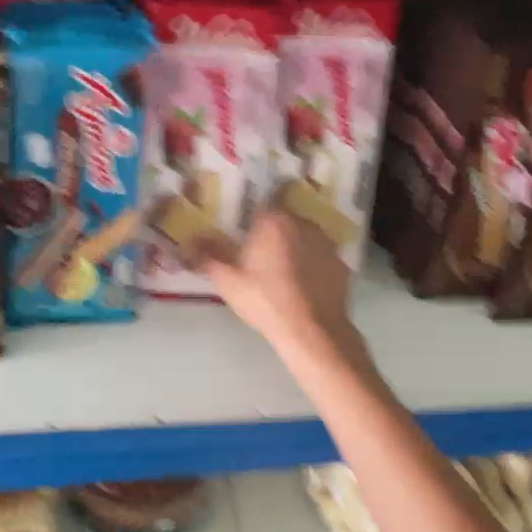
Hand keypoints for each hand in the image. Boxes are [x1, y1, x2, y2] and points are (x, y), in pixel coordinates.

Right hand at [199, 206, 355, 352]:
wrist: (311, 331)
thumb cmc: (265, 300)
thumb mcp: (227, 281)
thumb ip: (208, 256)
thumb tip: (190, 242)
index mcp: (274, 220)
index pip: (263, 200)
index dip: (253, 212)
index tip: (246, 224)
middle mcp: (303, 223)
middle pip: (285, 218)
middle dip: (273, 230)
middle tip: (259, 249)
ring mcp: (327, 242)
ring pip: (305, 236)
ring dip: (295, 245)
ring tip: (282, 268)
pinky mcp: (341, 263)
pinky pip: (321, 256)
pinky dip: (313, 264)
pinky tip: (303, 283)